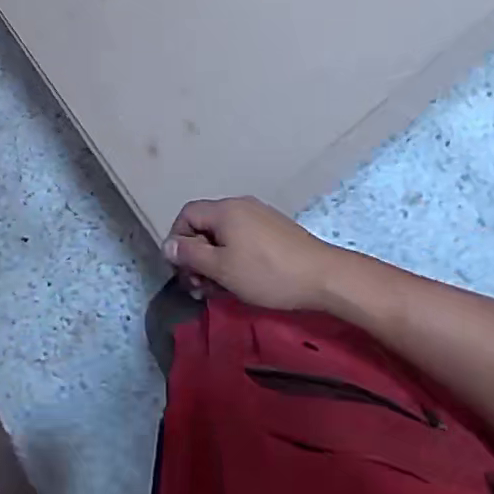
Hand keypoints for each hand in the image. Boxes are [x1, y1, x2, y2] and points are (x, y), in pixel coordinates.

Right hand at [162, 196, 349, 310]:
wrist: (324, 276)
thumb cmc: (267, 273)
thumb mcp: (222, 268)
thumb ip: (191, 255)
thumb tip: (168, 245)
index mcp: (224, 210)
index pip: (186, 215)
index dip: (177, 240)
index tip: (181, 270)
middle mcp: (240, 205)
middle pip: (205, 225)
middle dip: (197, 255)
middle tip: (199, 286)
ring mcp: (260, 216)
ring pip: (225, 234)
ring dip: (215, 260)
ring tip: (220, 289)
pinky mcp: (276, 230)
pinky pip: (243, 238)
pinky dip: (235, 256)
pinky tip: (242, 280)